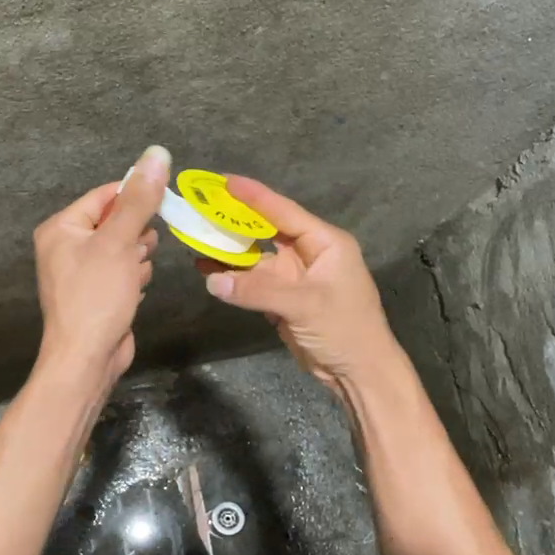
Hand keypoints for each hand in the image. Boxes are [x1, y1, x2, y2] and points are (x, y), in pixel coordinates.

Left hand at [32, 145, 165, 384]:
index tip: (164, 203)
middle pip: (113, 221)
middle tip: (144, 248)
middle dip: (136, 232)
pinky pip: (120, 273)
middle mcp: (65, 248)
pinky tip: (136, 289)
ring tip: (137, 271)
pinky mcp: (96, 296)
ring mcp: (79, 274)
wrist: (86, 358)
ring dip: (137, 256)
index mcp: (61, 228)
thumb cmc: (97, 296)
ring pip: (120, 248)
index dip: (135, 197)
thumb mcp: (119, 241)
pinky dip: (132, 278)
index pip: (104, 196)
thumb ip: (139, 199)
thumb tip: (157, 153)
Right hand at [198, 176, 400, 392]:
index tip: (224, 181)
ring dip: (230, 253)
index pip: (284, 212)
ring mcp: (296, 279)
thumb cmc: (344, 330)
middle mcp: (310, 255)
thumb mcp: (304, 305)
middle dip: (235, 222)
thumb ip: (257, 291)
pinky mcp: (284, 301)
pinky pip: (254, 283)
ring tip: (196, 241)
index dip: (254, 197)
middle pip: (267, 232)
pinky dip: (233, 279)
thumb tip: (211, 280)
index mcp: (326, 244)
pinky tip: (209, 273)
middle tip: (202, 208)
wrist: (359, 373)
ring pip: (257, 259)